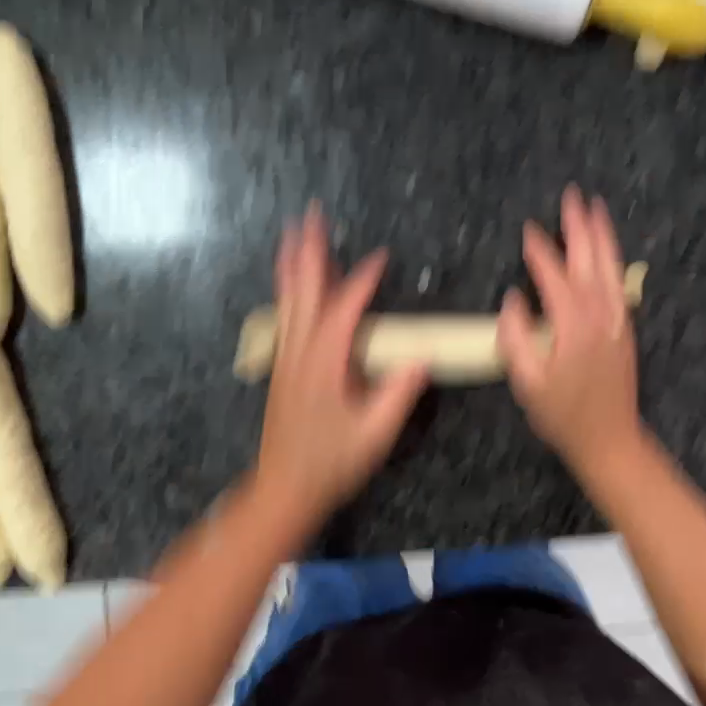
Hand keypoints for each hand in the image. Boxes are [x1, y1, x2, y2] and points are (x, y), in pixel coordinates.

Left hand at [252, 204, 427, 521]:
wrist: (284, 489)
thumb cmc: (332, 464)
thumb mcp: (374, 434)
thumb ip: (398, 394)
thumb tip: (422, 357)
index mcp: (324, 366)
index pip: (343, 312)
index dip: (362, 282)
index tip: (381, 256)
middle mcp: (300, 355)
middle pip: (304, 293)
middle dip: (309, 253)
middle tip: (311, 216)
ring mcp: (287, 361)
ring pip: (289, 304)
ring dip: (293, 267)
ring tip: (295, 235)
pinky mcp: (283, 371)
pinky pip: (287, 320)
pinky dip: (291, 294)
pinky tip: (295, 288)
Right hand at [497, 186, 643, 468]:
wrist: (609, 439)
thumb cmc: (562, 416)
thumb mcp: (527, 383)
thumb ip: (515, 338)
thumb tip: (513, 301)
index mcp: (573, 326)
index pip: (554, 278)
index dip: (540, 252)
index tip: (528, 230)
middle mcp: (600, 316)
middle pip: (589, 261)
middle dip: (579, 227)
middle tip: (572, 196)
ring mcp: (617, 321)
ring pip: (610, 268)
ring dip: (602, 236)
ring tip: (595, 207)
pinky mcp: (625, 330)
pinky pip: (619, 284)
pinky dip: (613, 260)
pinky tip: (607, 251)